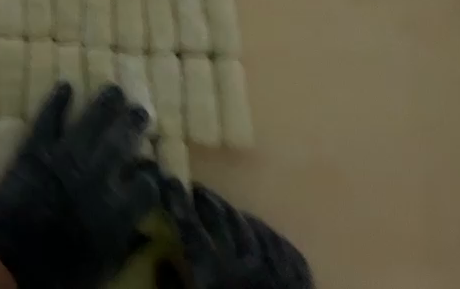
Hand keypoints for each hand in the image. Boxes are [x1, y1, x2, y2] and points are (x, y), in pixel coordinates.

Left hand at [0, 83, 159, 288]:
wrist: (11, 262)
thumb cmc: (61, 272)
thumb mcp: (104, 266)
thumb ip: (127, 245)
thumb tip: (147, 232)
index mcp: (115, 210)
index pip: (145, 184)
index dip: (150, 175)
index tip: (151, 168)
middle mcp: (94, 178)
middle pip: (120, 143)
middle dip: (132, 125)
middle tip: (141, 111)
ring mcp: (63, 160)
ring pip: (89, 123)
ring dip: (103, 105)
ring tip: (115, 90)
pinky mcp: (35, 151)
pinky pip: (48, 119)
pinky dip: (57, 101)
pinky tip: (66, 85)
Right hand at [153, 170, 312, 288]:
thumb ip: (173, 286)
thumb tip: (161, 260)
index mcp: (214, 270)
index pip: (190, 224)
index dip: (178, 200)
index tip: (168, 182)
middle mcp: (244, 260)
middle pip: (221, 217)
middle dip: (205, 200)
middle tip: (193, 191)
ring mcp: (274, 266)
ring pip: (249, 225)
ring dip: (232, 213)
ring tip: (221, 208)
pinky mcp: (298, 276)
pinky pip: (278, 243)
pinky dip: (262, 232)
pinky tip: (255, 229)